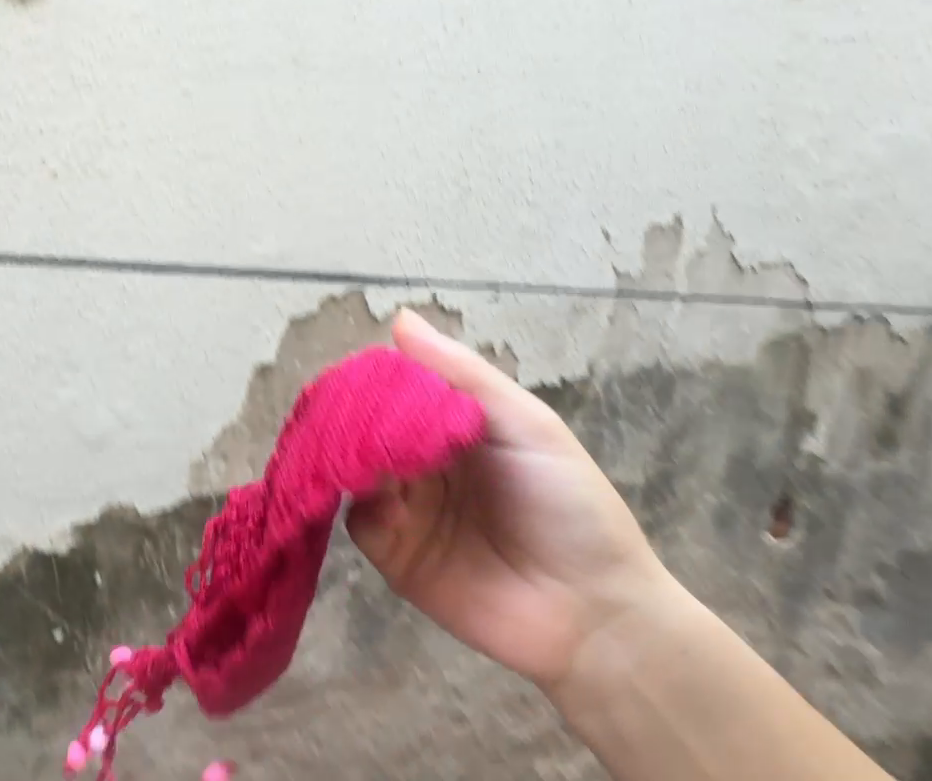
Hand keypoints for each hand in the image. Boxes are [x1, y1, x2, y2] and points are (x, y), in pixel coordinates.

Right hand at [346, 310, 675, 690]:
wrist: (595, 614)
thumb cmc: (570, 507)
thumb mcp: (528, 427)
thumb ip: (464, 375)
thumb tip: (401, 317)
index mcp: (450, 430)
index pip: (392, 394)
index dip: (368, 384)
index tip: (350, 377)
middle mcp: (419, 464)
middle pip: (364, 433)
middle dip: (348, 424)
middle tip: (336, 418)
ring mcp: (403, 508)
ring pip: (352, 473)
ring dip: (350, 464)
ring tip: (357, 460)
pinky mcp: (392, 552)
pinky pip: (358, 521)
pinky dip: (364, 509)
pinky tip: (388, 508)